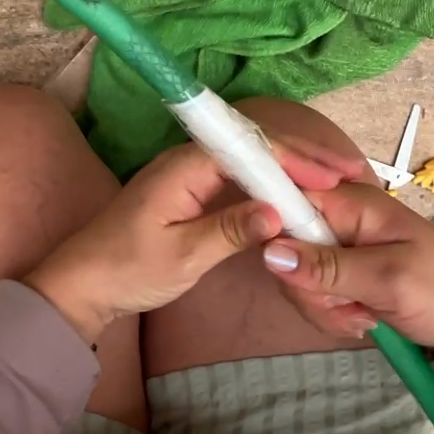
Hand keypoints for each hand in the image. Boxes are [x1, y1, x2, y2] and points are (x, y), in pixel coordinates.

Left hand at [24, 138, 358, 340]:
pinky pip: (239, 181)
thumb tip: (280, 212)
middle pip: (256, 149)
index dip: (296, 160)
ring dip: (291, 172)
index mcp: (184, 167)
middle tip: (350, 173)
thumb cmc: (126, 269)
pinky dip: (270, 188)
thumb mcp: (182, 256)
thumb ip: (230, 231)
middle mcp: (189, 162)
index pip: (251, 150)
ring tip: (336, 184)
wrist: (83, 283)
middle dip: (304, 159)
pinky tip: (295, 200)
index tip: (335, 176)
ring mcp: (190, 177)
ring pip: (250, 165)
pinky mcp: (191, 194)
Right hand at [259, 182, 433, 347]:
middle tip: (344, 305)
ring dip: (319, 304)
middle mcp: (339, 217)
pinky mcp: (339, 272)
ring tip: (360, 316)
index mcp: (352, 202)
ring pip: (294, 272)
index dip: (273, 226)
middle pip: (284, 243)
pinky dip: (328, 311)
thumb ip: (327, 267)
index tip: (284, 266)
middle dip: (305, 284)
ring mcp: (338, 245)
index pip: (287, 197)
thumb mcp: (388, 279)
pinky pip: (310, 290)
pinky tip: (359, 319)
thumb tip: (269, 253)